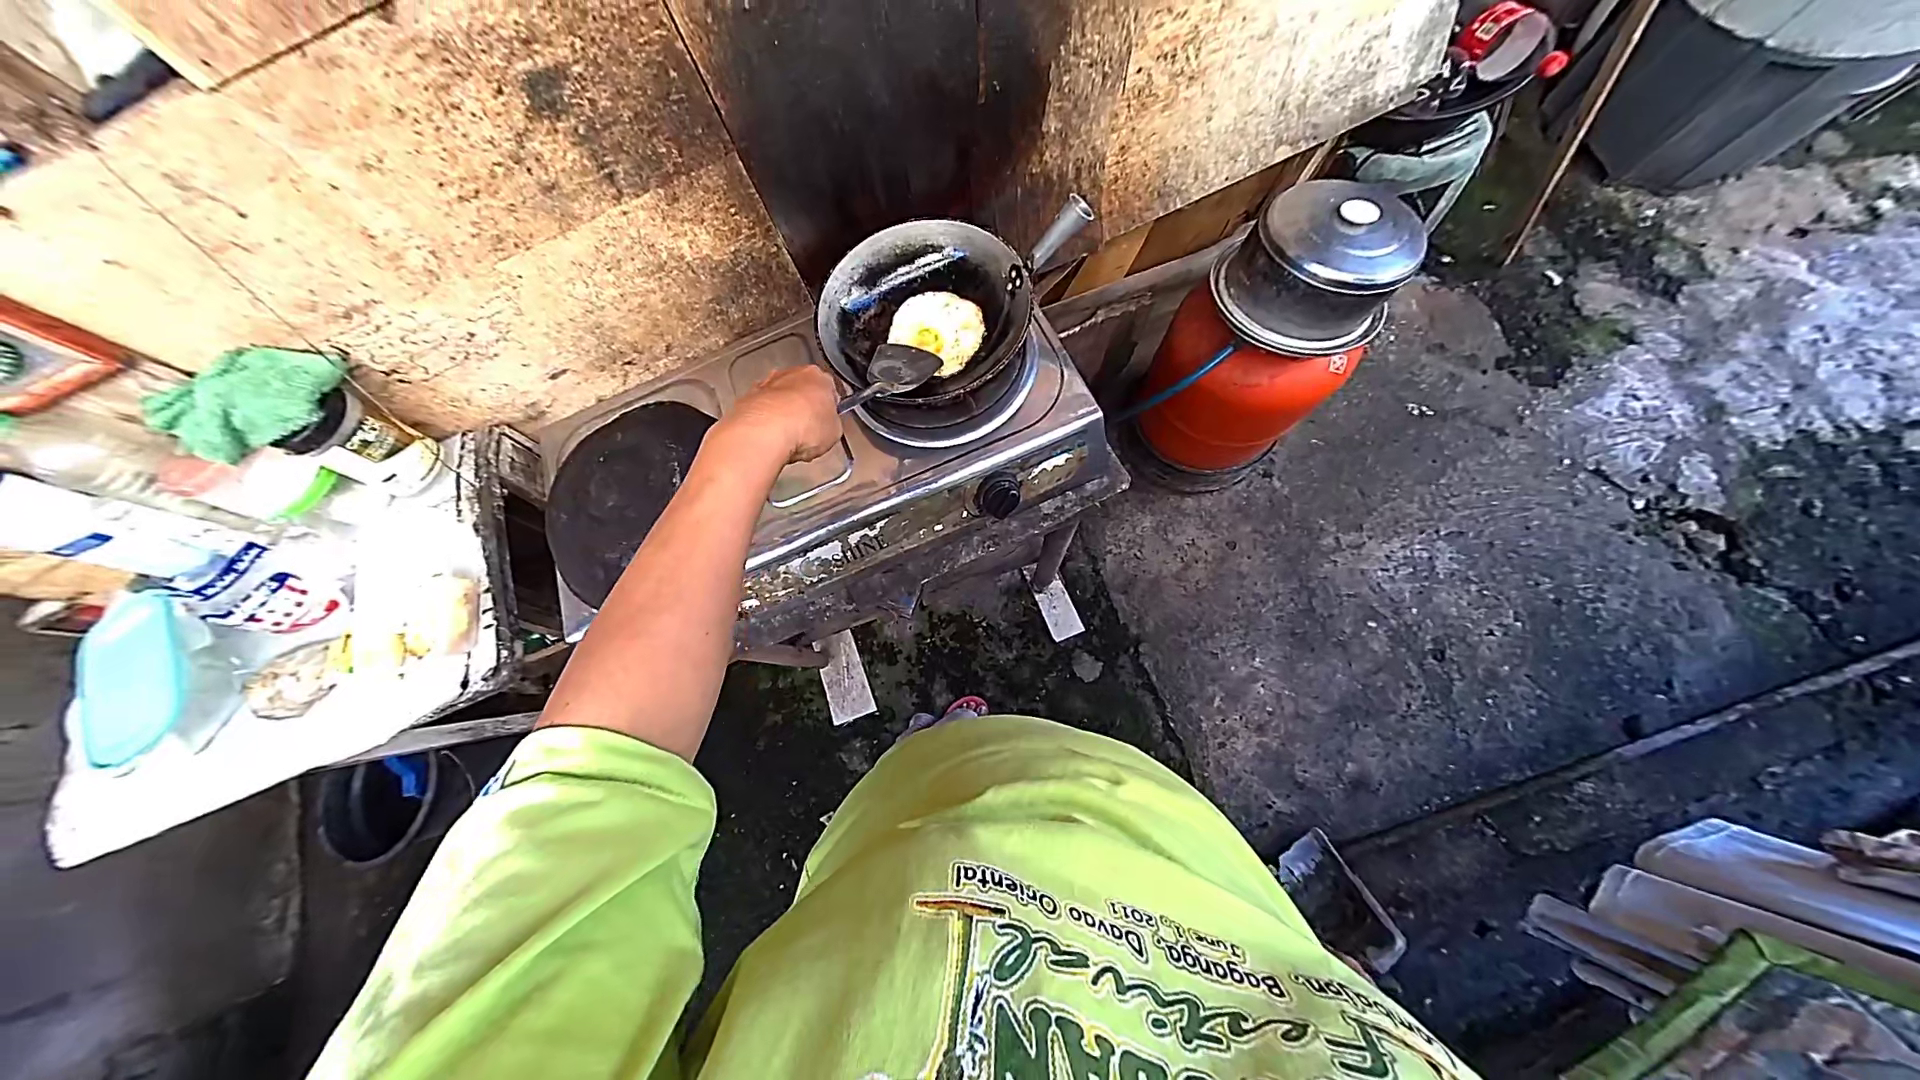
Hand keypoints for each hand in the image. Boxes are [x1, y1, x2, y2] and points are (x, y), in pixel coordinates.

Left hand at [723, 365, 842, 463]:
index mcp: (818, 376)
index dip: (829, 408)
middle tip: (808, 432)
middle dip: (804, 408)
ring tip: (788, 439)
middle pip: (801, 390)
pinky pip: (761, 411)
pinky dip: (765, 423)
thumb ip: (832, 423)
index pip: (829, 389)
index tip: (828, 421)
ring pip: (779, 399)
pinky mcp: (747, 400)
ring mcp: (767, 385)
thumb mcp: (835, 431)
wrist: (766, 432)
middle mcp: (791, 374)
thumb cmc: (802, 426)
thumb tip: (829, 429)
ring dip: (783, 415)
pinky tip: (770, 439)